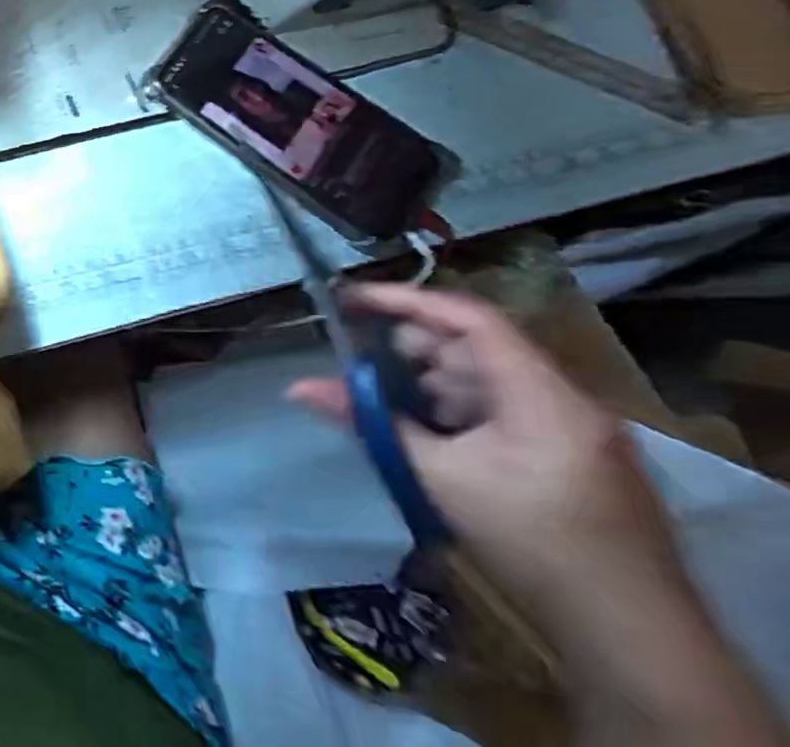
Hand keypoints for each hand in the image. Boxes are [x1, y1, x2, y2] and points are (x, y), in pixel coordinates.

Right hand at [287, 284, 682, 612]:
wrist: (626, 625)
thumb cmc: (528, 538)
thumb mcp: (436, 475)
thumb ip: (369, 421)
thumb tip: (297, 388)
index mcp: (540, 394)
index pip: (470, 320)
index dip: (407, 301)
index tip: (350, 298)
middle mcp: (559, 398)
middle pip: (471, 348)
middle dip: (408, 352)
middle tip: (354, 367)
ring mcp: (564, 425)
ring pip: (478, 380)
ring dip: (423, 385)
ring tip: (378, 405)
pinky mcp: (561, 451)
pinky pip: (493, 409)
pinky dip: (448, 411)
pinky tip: (417, 434)